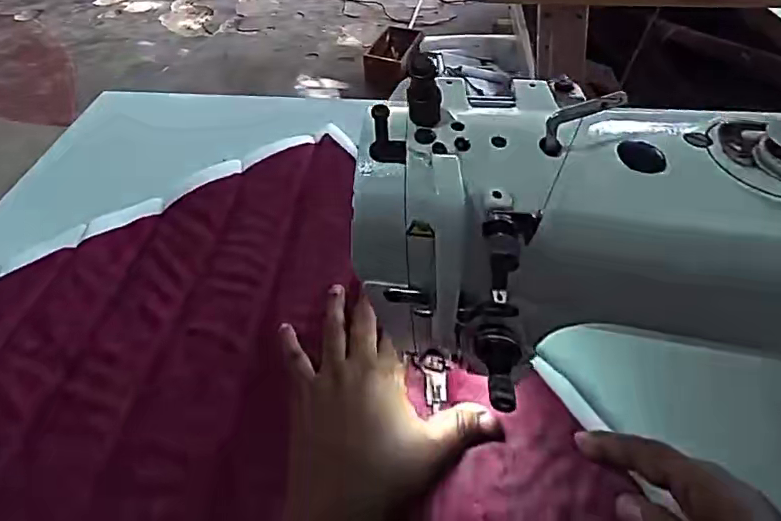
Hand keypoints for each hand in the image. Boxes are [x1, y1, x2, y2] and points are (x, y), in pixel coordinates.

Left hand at [280, 284, 500, 520]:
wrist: (335, 502)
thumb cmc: (383, 474)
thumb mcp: (430, 450)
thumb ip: (461, 428)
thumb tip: (496, 419)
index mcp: (384, 375)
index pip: (393, 336)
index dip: (396, 313)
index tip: (397, 292)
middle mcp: (354, 367)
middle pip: (360, 326)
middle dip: (364, 302)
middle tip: (364, 281)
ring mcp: (326, 377)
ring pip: (329, 333)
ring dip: (332, 310)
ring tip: (334, 289)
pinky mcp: (304, 393)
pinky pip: (295, 361)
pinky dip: (289, 344)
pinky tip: (284, 328)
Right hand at [575, 432, 780, 520]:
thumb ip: (658, 518)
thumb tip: (625, 501)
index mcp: (712, 480)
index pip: (650, 450)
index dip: (611, 444)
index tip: (582, 440)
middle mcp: (731, 485)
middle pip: (669, 463)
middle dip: (633, 460)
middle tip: (598, 457)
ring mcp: (749, 506)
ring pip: (688, 485)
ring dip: (655, 483)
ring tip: (625, 485)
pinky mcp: (756, 519)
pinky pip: (705, 502)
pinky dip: (678, 500)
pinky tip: (667, 510)